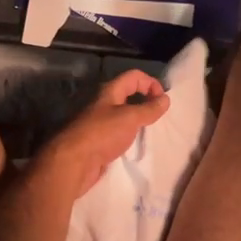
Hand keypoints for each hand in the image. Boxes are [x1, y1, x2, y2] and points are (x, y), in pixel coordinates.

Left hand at [34, 70, 169, 199]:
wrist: (74, 163)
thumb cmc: (102, 134)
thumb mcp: (130, 118)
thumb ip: (149, 109)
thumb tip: (166, 98)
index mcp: (110, 92)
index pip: (134, 77)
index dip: (150, 83)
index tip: (163, 100)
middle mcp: (105, 104)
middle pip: (129, 95)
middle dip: (146, 102)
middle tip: (160, 116)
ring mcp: (101, 124)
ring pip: (125, 116)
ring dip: (139, 121)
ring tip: (153, 131)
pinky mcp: (100, 142)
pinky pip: (120, 134)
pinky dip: (131, 137)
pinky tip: (138, 146)